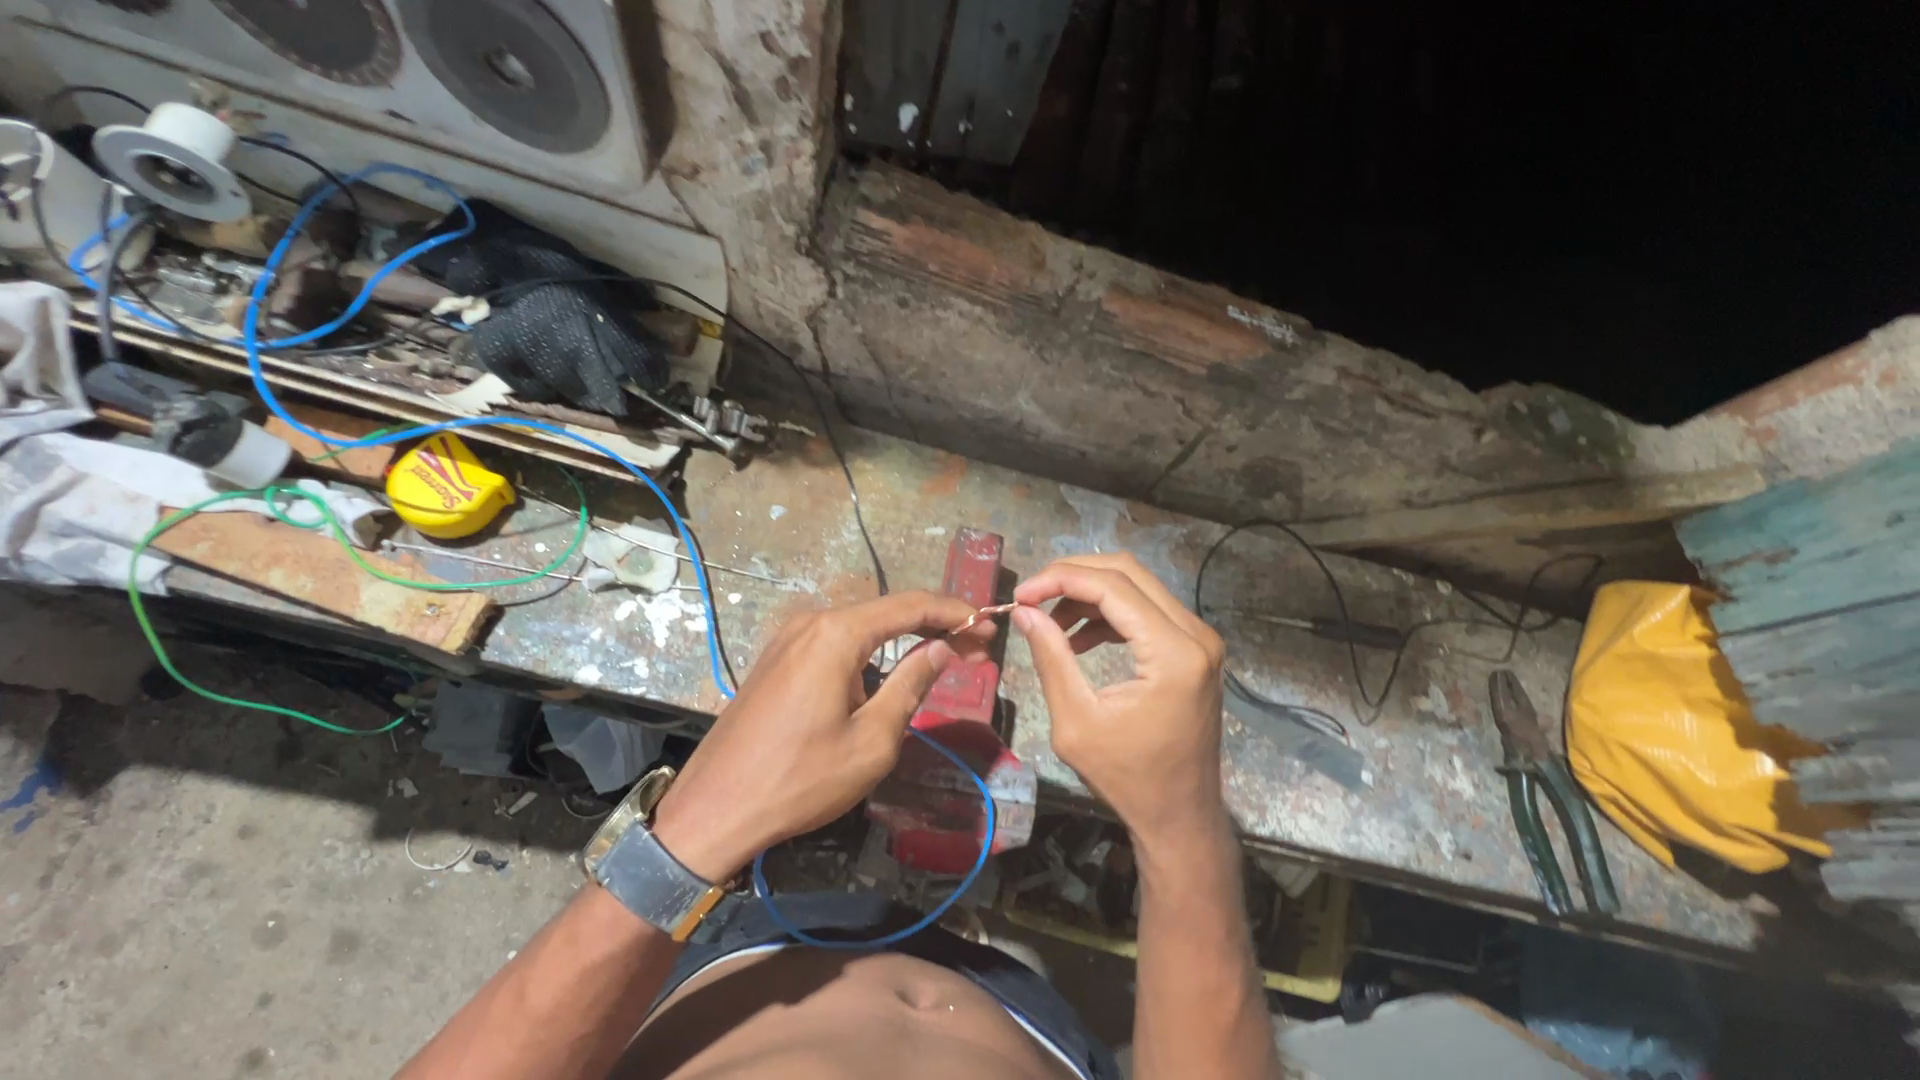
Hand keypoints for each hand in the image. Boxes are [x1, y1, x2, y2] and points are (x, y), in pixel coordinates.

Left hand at [650, 590, 990, 881]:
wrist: (714, 809)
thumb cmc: (800, 779)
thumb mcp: (871, 740)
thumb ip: (911, 686)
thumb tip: (943, 649)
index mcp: (836, 634)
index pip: (910, 605)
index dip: (955, 613)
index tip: (989, 626)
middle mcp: (811, 623)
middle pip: (885, 611)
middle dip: (933, 625)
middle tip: (975, 648)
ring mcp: (788, 640)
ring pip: (860, 627)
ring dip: (902, 639)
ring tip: (941, 659)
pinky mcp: (776, 661)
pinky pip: (834, 644)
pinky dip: (870, 652)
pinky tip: (890, 673)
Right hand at [1012, 554, 1228, 849]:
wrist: (1180, 815)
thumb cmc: (1126, 777)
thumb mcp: (1076, 721)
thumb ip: (1052, 658)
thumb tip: (1025, 612)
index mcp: (1172, 653)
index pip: (1113, 586)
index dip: (1060, 579)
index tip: (1020, 596)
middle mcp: (1195, 634)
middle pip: (1129, 572)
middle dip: (1073, 575)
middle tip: (1032, 597)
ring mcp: (1200, 641)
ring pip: (1138, 587)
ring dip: (1089, 594)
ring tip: (1048, 621)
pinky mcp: (1194, 650)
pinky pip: (1147, 611)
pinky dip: (1110, 614)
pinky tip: (1078, 639)